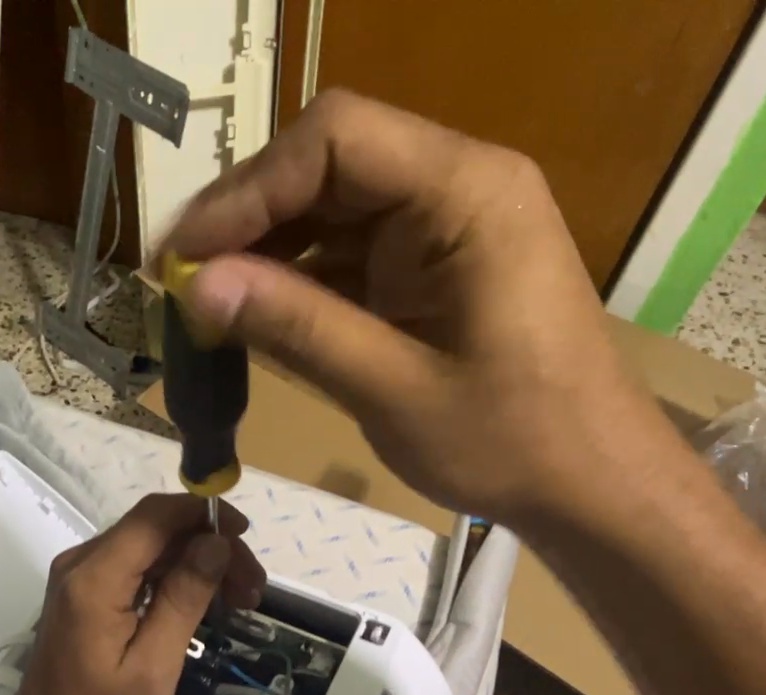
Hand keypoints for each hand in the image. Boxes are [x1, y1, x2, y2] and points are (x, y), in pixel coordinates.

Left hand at [4, 494, 265, 694]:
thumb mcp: (154, 664)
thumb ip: (184, 599)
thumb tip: (216, 542)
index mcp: (95, 578)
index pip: (154, 518)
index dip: (202, 513)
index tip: (245, 535)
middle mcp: (82, 562)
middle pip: (157, 528)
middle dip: (210, 546)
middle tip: (252, 587)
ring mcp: (81, 572)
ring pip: (151, 544)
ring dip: (197, 561)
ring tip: (239, 598)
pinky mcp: (86, 586)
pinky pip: (137, 563)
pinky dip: (175, 574)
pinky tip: (205, 600)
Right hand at [159, 90, 690, 533]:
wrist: (589, 482)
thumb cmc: (512, 441)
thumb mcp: (393, 390)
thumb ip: (297, 328)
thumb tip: (194, 287)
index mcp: (467, 194)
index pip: (335, 140)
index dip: (246, 190)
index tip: (183, 257)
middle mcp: (455, 186)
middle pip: (325, 163)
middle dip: (245, 218)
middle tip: (177, 279)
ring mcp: (443, 224)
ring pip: (328, 205)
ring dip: (261, 249)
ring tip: (202, 301)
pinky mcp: (429, 264)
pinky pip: (346, 249)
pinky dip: (293, 278)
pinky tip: (253, 314)